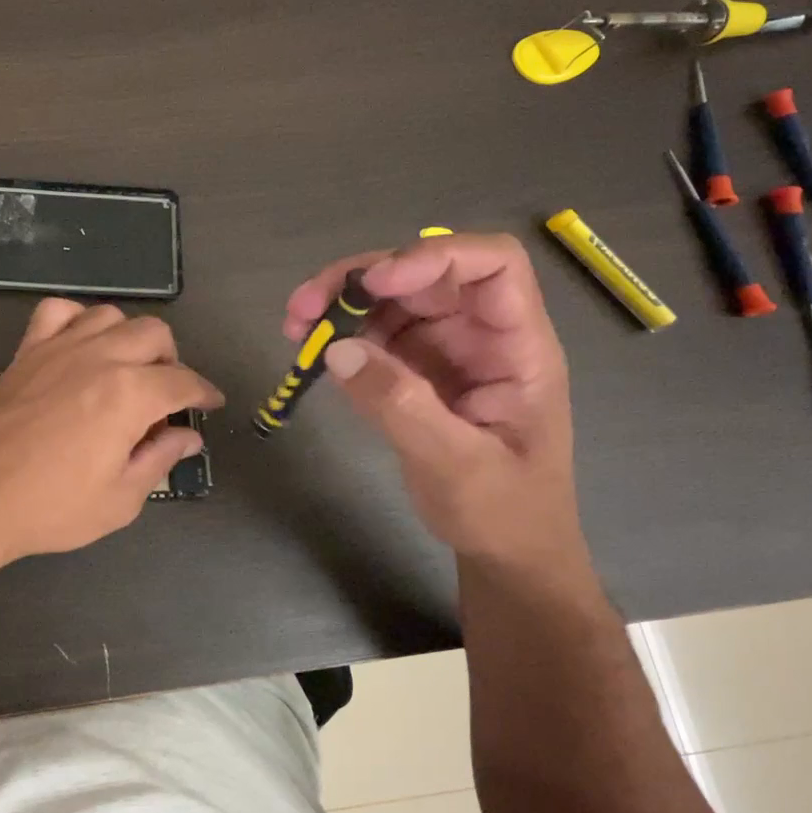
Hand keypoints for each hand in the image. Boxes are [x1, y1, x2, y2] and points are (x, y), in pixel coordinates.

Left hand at [0, 299, 223, 571]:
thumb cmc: (50, 508)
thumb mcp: (120, 499)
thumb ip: (159, 459)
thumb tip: (188, 437)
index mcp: (130, 394)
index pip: (183, 380)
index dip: (203, 392)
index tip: (210, 403)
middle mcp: (98, 357)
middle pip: (153, 333)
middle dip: (171, 360)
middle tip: (165, 397)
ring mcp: (58, 348)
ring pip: (109, 315)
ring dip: (128, 337)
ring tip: (126, 370)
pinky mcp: (25, 351)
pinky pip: (56, 311)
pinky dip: (77, 320)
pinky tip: (80, 346)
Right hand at [283, 233, 579, 564]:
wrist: (506, 555)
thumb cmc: (503, 512)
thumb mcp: (457, 465)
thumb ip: (401, 405)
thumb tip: (337, 348)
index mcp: (517, 347)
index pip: (492, 266)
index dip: (433, 258)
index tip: (374, 284)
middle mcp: (480, 335)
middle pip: (423, 274)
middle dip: (361, 279)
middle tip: (304, 307)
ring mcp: (445, 350)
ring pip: (391, 298)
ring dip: (339, 302)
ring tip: (294, 326)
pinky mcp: (414, 370)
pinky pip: (373, 333)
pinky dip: (337, 333)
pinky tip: (308, 351)